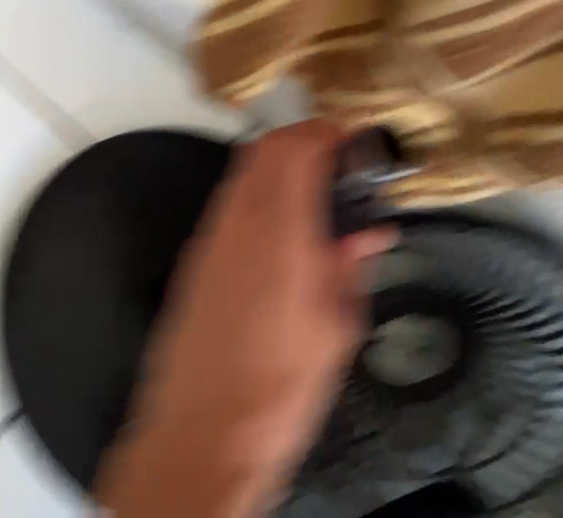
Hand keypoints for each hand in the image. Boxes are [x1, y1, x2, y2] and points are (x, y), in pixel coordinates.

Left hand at [94, 120, 397, 517]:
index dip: (326, 131)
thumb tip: (366, 233)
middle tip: (339, 162)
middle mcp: (235, 223)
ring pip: (243, 173)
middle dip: (303, 141)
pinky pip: (229, 204)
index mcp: (277, 233)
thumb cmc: (276, 389)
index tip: (351, 137)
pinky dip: (259, 196)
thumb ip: (349, 266)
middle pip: (264, 148)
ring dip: (279, 167)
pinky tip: (285, 230)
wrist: (201, 430)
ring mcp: (209, 238)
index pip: (295, 148)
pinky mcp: (195, 259)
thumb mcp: (336, 329)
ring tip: (318, 196)